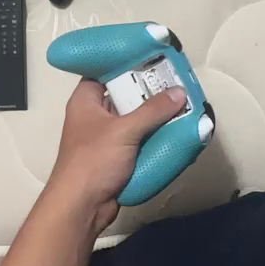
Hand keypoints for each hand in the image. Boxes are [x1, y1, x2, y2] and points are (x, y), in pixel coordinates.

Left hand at [42, 78, 187, 232]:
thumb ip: (153, 111)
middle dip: (150, 92)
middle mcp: (95, 115)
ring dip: (156, 116)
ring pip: (135, 119)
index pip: (105, 71)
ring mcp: (106, 137)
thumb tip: (179, 92)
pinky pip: (139, 140)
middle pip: (125, 95)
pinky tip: (176, 130)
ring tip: (183, 104)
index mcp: (86, 100)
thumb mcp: (124, 130)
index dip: (127, 63)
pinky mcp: (117, 156)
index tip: (153, 58)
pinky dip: (155, 136)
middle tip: (177, 82)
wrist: (82, 208)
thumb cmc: (93, 161)